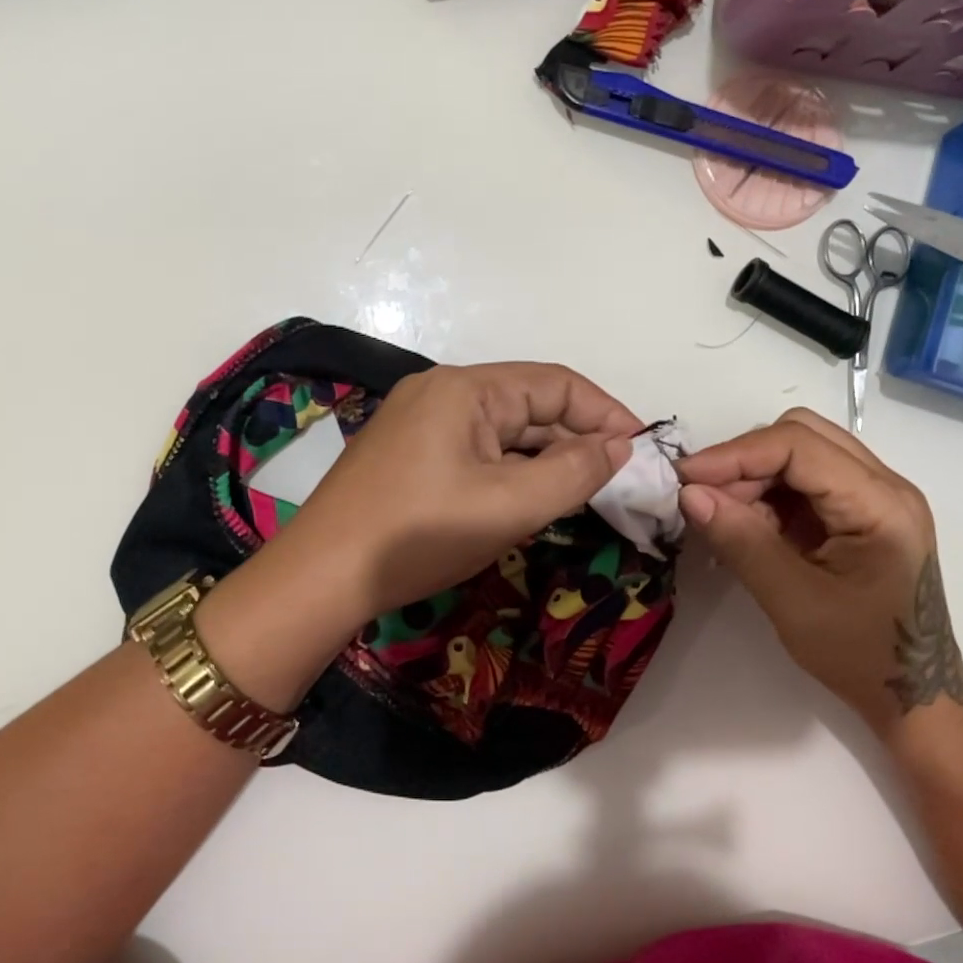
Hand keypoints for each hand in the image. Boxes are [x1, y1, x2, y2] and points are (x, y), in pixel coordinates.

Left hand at [260, 362, 640, 626]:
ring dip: (546, 460)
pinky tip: (531, 503)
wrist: (320, 578)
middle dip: (578, 441)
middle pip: (530, 406)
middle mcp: (442, 393)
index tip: (642, 453)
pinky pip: (478, 452)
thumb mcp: (508, 506)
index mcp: (466, 389)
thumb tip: (619, 448)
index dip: (606, 414)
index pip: (556, 384)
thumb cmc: (419, 535)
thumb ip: (574, 473)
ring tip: (585, 498)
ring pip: (504, 433)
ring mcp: (421, 424)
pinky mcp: (409, 456)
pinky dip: (511, 473)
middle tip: (620, 484)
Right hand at [675, 408, 962, 732]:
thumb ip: (743, 541)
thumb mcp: (794, 602)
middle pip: (802, 436)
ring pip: (801, 454)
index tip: (686, 478)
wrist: (914, 695)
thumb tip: (689, 494)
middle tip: (705, 500)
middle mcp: (885, 486)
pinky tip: (749, 527)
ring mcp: (876, 497)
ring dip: (755, 476)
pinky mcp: (861, 513)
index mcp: (881, 504)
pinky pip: (806, 481)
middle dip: (745, 461)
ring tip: (724, 517)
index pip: (799, 445)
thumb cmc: (860, 654)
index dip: (736, 454)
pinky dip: (770, 494)